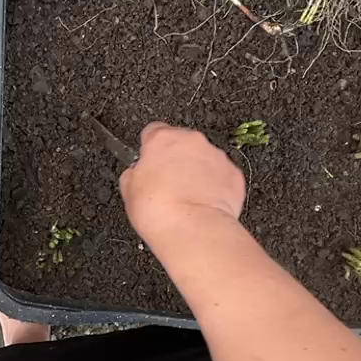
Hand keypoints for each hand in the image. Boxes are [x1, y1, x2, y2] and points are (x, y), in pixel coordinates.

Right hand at [119, 122, 245, 249]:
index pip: (153, 132)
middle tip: (165, 185)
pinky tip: (200, 204)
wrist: (191, 228)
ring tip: (184, 198)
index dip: (149, 149)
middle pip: (181, 144)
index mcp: (162, 139)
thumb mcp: (128, 191)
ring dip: (194, 173)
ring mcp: (215, 156)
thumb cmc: (159, 211)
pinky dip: (213, 186)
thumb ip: (133, 174)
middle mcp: (191, 141)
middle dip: (175, 161)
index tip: (148, 161)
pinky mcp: (232, 174)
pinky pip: (221, 175)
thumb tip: (135, 174)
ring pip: (203, 159)